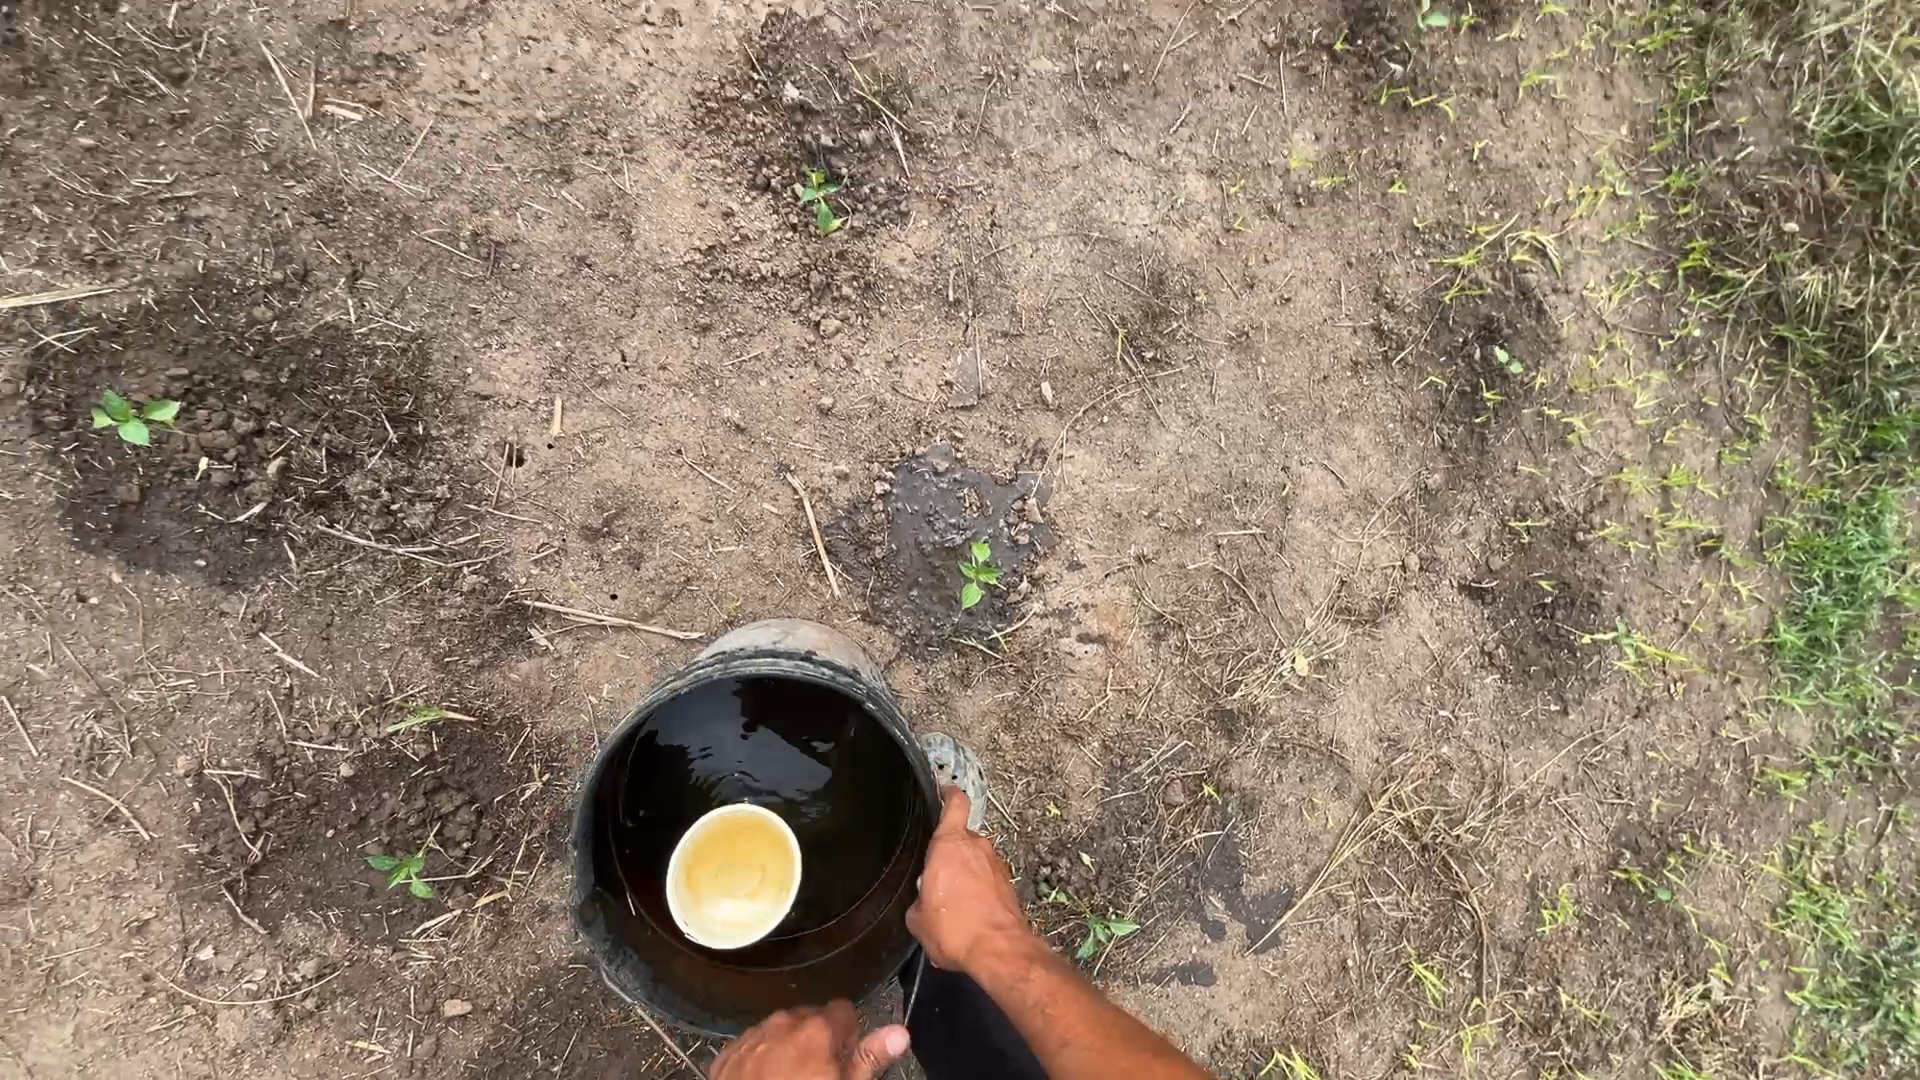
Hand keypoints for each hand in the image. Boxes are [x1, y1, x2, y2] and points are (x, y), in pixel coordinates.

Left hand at [708, 1000, 908, 1079]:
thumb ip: (871, 1058)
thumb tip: (902, 1032)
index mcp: (818, 1027)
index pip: (843, 1010)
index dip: (847, 1035)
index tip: (842, 1060)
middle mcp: (785, 1020)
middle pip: (810, 1018)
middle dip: (816, 1040)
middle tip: (815, 1075)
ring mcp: (753, 1036)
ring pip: (779, 1030)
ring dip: (787, 1047)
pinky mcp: (727, 1055)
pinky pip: (751, 1046)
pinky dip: (758, 1059)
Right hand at [906, 786, 1032, 974]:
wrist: (999, 950)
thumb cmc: (954, 927)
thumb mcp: (918, 919)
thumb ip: (918, 900)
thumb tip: (924, 901)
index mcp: (949, 844)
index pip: (955, 804)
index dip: (949, 795)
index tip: (945, 792)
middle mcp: (976, 846)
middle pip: (961, 838)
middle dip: (950, 855)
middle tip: (937, 879)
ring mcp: (996, 864)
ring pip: (975, 860)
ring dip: (965, 875)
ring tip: (953, 905)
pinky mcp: (1008, 884)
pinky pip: (987, 880)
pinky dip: (978, 891)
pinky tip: (970, 916)